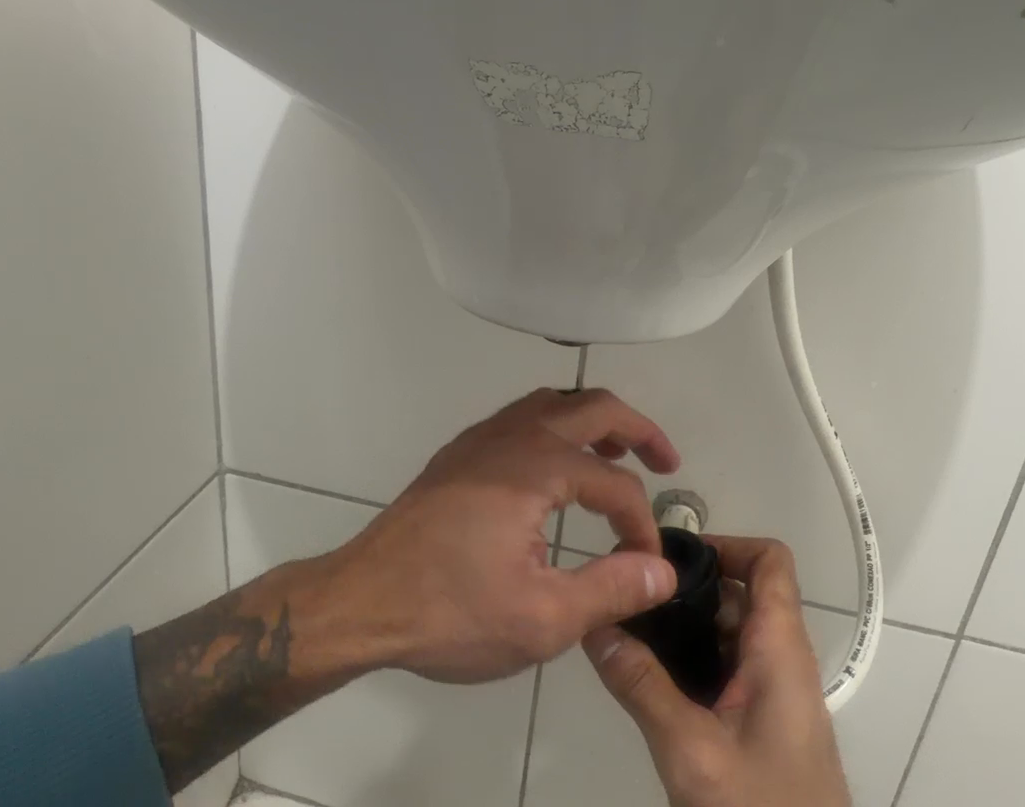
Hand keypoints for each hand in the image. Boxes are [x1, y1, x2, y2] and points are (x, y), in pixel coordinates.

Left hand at [322, 387, 684, 682]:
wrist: (359, 604)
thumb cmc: (449, 614)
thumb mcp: (541, 619)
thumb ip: (611, 590)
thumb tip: (663, 571)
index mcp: (535, 468)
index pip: (614, 485)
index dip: (642, 525)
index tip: (647, 568)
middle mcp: (510, 437)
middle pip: (590, 407)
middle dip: (636, 430)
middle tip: (665, 463)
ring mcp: (479, 441)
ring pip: (551, 404)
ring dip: (593, 423)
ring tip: (618, 459)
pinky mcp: (458, 457)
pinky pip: (520, 421)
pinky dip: (556, 431)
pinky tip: (557, 474)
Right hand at [583, 536, 850, 806]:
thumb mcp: (692, 750)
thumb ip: (642, 686)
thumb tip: (594, 627)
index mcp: (780, 650)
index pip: (769, 560)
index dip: (724, 543)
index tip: (667, 557)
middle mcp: (782, 660)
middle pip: (740, 593)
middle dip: (686, 588)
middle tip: (630, 595)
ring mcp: (775, 693)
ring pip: (729, 633)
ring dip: (684, 628)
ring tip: (628, 631)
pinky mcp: (763, 722)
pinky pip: (728, 669)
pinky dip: (692, 662)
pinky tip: (649, 680)